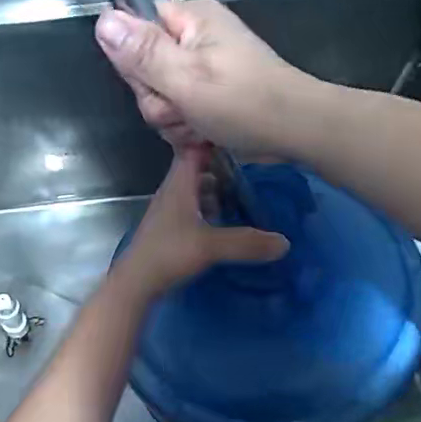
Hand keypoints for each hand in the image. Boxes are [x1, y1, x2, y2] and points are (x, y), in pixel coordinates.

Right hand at [94, 0, 314, 155]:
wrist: (292, 130)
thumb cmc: (243, 101)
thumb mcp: (186, 77)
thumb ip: (142, 53)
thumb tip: (102, 20)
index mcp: (190, 20)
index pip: (136, 26)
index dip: (134, 57)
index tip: (152, 79)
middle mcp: (193, 39)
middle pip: (144, 69)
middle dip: (158, 99)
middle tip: (183, 108)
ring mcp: (201, 69)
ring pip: (159, 97)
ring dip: (172, 119)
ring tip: (198, 123)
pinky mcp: (208, 95)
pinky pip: (177, 112)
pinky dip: (185, 128)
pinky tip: (202, 134)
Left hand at [114, 145, 289, 296]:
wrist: (135, 283)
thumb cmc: (169, 255)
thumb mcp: (211, 246)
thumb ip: (247, 242)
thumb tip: (285, 243)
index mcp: (179, 184)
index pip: (195, 148)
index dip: (215, 139)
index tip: (241, 138)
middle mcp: (171, 192)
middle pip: (196, 169)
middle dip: (221, 167)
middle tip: (250, 170)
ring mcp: (168, 211)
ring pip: (194, 190)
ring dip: (214, 190)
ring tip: (240, 195)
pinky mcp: (168, 230)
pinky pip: (191, 209)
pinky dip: (207, 209)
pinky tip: (223, 221)